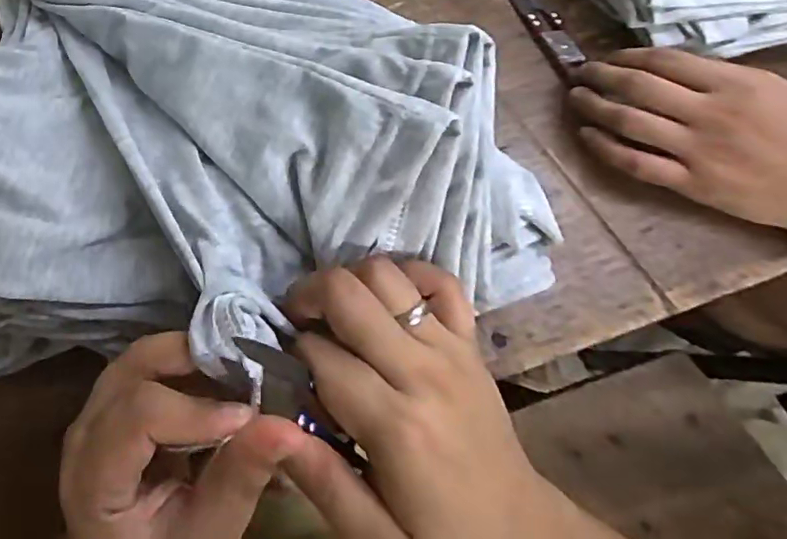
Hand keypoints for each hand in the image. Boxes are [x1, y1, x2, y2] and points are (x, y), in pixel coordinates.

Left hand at [60, 333, 309, 538]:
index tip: (246, 416)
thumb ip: (238, 479)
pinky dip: (180, 365)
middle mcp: (82, 434)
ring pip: (137, 358)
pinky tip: (214, 380)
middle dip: (191, 358)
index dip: (195, 407)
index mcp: (93, 478)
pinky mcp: (108, 406)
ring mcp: (91, 415)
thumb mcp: (206, 533)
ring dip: (187, 356)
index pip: (138, 412)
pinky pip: (142, 367)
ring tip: (233, 372)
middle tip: (243, 370)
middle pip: (132, 368)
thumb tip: (285, 428)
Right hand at [280, 258, 575, 538]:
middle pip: (349, 293)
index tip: (287, 370)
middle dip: (309, 295)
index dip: (293, 355)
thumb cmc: (441, 536)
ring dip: (350, 280)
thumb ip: (322, 481)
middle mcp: (422, 371)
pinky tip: (388, 298)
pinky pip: (440, 279)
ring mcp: (451, 348)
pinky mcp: (470, 341)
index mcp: (396, 425)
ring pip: (386, 273)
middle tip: (298, 320)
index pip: (322, 355)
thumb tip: (265, 424)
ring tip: (336, 309)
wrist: (522, 534)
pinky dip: (408, 273)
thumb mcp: (377, 537)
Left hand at [569, 48, 786, 238]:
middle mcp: (710, 114)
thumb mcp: (773, 88)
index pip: (661, 61)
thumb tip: (664, 65)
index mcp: (732, 85)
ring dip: (592, 106)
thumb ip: (718, 75)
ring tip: (575, 97)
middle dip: (598, 75)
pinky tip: (586, 135)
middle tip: (579, 72)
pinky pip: (635, 163)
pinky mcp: (693, 184)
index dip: (624, 56)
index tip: (608, 57)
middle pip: (635, 86)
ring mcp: (698, 151)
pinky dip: (604, 147)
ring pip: (627, 121)